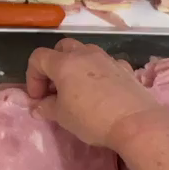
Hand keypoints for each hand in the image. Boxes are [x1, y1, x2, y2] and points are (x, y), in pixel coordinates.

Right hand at [26, 38, 165, 150]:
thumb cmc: (91, 118)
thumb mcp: (62, 117)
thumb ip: (46, 108)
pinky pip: (106, 63)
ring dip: (76, 65)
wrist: (136, 122)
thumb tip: (38, 106)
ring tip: (78, 88)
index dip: (32, 77)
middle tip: (56, 87)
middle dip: (53, 64)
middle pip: (62, 47)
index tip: (38, 98)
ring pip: (85, 51)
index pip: (38, 58)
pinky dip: (99, 72)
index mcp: (64, 63)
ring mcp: (107, 59)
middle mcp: (84, 54)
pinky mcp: (125, 68)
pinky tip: (102, 90)